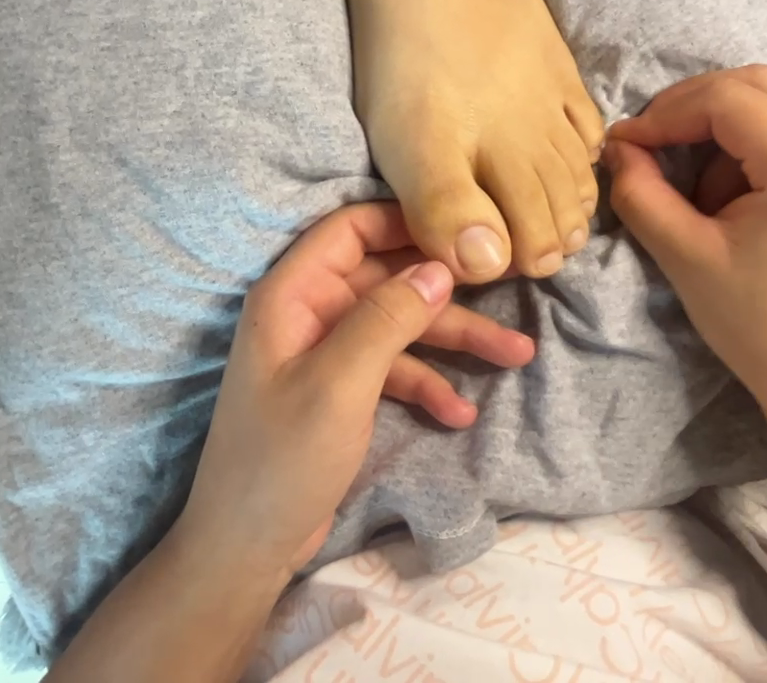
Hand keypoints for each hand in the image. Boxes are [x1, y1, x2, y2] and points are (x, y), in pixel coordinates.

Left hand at [173, 203, 534, 580]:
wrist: (247, 546)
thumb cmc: (283, 457)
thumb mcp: (339, 383)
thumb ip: (387, 319)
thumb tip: (438, 267)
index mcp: (292, 293)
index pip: (350, 229)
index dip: (404, 220)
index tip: (464, 228)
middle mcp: (310, 311)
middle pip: (386, 280)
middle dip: (447, 293)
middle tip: (512, 291)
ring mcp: (327, 352)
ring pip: (399, 327)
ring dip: (453, 341)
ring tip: (518, 354)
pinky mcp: (342, 389)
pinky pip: (393, 370)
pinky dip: (427, 385)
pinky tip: (461, 413)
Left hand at [322, 0, 604, 282]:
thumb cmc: (408, 58)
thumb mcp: (411, 144)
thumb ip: (449, 208)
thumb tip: (493, 265)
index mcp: (510, 160)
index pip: (533, 233)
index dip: (524, 261)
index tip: (513, 272)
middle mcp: (544, 132)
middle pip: (562, 202)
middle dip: (554, 238)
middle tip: (542, 258)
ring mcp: (554, 91)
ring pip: (579, 163)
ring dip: (575, 201)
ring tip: (566, 224)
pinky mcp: (553, 57)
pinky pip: (586, 115)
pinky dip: (588, 146)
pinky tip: (586, 151)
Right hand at [602, 66, 766, 447]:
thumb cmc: (764, 331)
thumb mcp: (687, 258)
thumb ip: (641, 192)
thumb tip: (617, 149)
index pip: (727, 99)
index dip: (665, 112)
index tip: (624, 143)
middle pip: (759, 84)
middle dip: (693, 107)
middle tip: (651, 144)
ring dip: (726, 126)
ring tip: (697, 185)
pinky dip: (757, 145)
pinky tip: (737, 196)